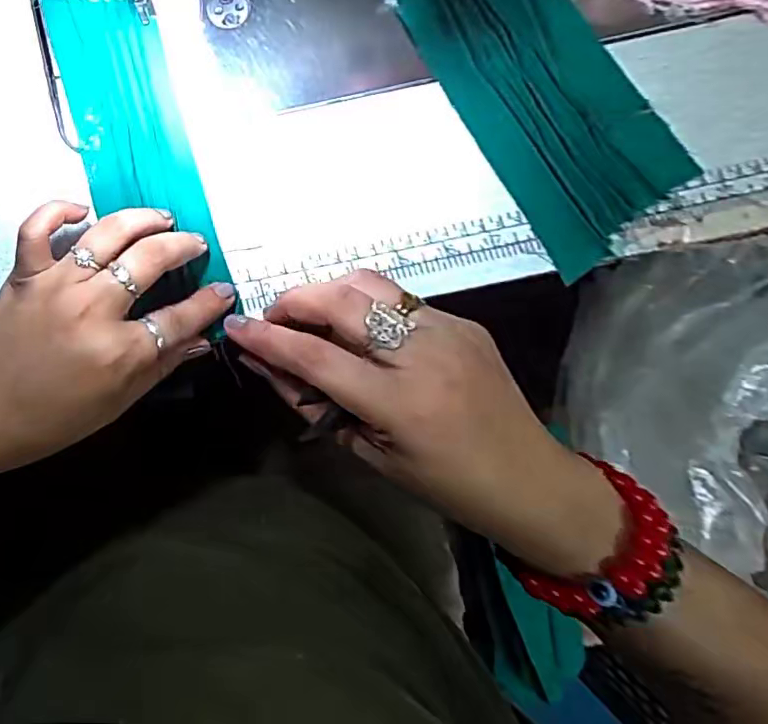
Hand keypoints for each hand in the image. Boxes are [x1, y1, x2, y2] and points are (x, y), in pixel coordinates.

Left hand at [0, 201, 234, 495]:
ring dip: (143, 218)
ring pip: (108, 233)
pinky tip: (82, 210)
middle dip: (184, 246)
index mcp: (118, 352)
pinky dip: (58, 209)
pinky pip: (38, 227)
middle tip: (196, 243)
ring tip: (163, 218)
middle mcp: (92, 309)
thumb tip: (201, 339)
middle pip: (151, 260)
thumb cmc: (47, 421)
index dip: (209, 301)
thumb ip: (160, 367)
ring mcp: (56, 284)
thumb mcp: (114, 405)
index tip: (223, 288)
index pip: (180, 316)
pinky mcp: (24, 273)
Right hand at [224, 269, 622, 576]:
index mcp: (401, 403)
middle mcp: (424, 353)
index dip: (268, 340)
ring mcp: (447, 327)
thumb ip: (318, 405)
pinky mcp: (462, 319)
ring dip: (328, 291)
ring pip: (369, 283)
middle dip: (294, 300)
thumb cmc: (447, 485)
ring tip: (312, 316)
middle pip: (341, 300)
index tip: (236, 328)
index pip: (317, 358)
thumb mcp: (373, 455)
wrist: (531, 478)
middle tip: (273, 318)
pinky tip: (362, 330)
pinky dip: (365, 305)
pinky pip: (398, 298)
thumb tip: (270, 365)